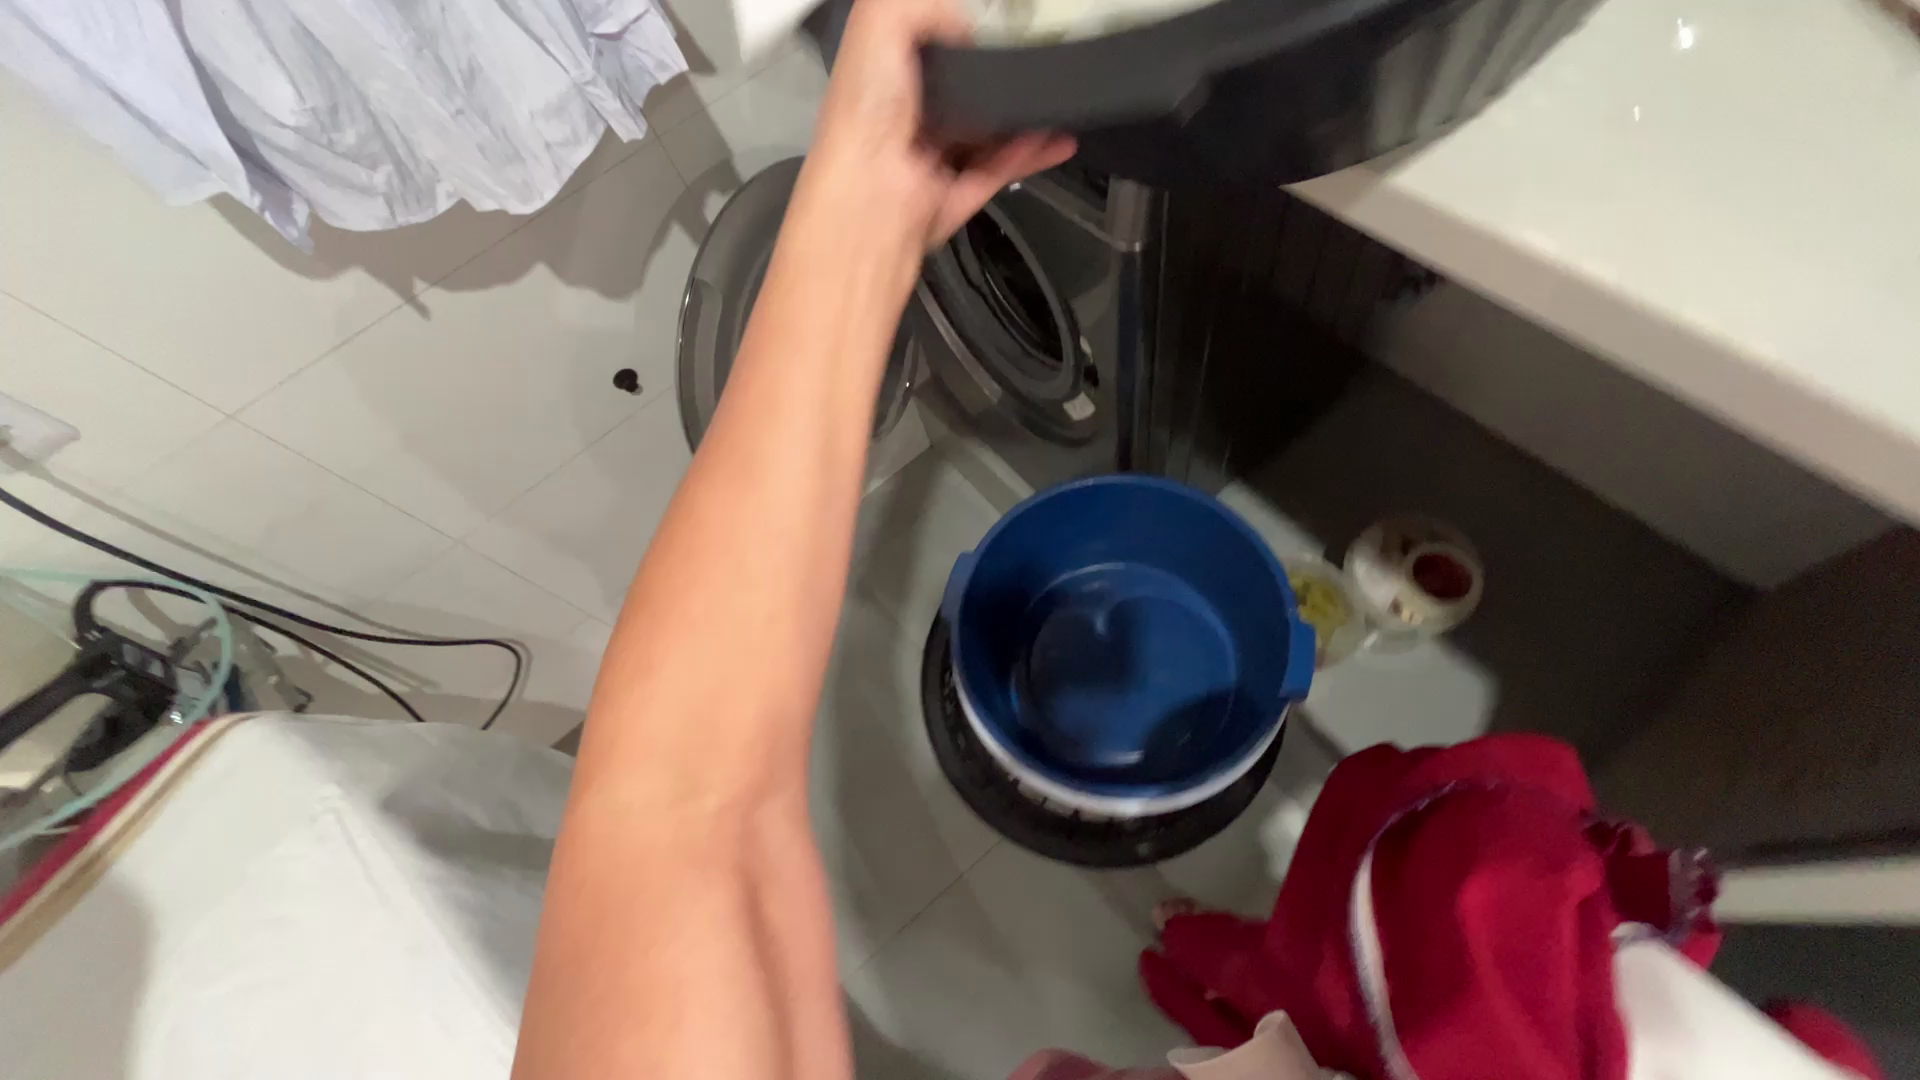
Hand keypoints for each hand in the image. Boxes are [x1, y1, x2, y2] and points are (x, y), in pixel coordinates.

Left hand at [796, 0, 1076, 254]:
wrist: (872, 195)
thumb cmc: (862, 113)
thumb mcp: (881, 20)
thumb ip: (924, 7)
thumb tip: (966, 23)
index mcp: (880, 81)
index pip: (920, 52)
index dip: (953, 37)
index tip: (991, 24)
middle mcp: (904, 123)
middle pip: (958, 98)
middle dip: (995, 82)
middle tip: (1029, 61)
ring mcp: (930, 163)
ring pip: (984, 138)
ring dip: (1021, 121)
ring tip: (1054, 100)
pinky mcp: (952, 197)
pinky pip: (997, 172)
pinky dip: (1028, 157)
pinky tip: (1055, 138)